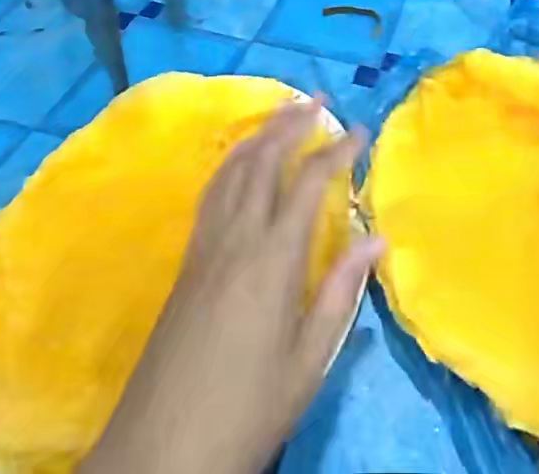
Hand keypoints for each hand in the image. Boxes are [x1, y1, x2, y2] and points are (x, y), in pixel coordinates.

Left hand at [79, 98, 380, 473]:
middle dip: (292, 123)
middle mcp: (237, 237)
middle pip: (264, 160)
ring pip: (233, 169)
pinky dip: (232, 162)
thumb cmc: (247, 408)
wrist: (161, 450)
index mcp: (273, 259)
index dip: (337, 150)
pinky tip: (240, 161)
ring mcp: (206, 245)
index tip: (361, 130)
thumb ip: (340, 292)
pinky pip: (212, 192)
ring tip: (283, 112)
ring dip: (260, 134)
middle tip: (319, 99)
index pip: (309, 183)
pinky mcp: (187, 260)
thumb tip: (377, 238)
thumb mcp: (307, 360)